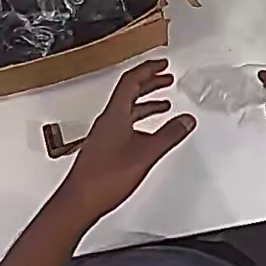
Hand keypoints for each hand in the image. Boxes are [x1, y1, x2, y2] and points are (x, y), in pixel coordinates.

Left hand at [54, 59, 195, 226]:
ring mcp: (104, 134)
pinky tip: (148, 132)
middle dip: (149, 82)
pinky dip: (139, 120)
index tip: (162, 64)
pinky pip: (124, 123)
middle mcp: (107, 120)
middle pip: (129, 91)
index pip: (131, 80)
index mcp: (115, 114)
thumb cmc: (103, 178)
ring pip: (127, 108)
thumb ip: (169, 135)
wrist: (79, 202)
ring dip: (145, 101)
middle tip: (165, 77)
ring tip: (163, 103)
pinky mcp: (103, 147)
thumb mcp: (146, 153)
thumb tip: (186, 120)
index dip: (148, 69)